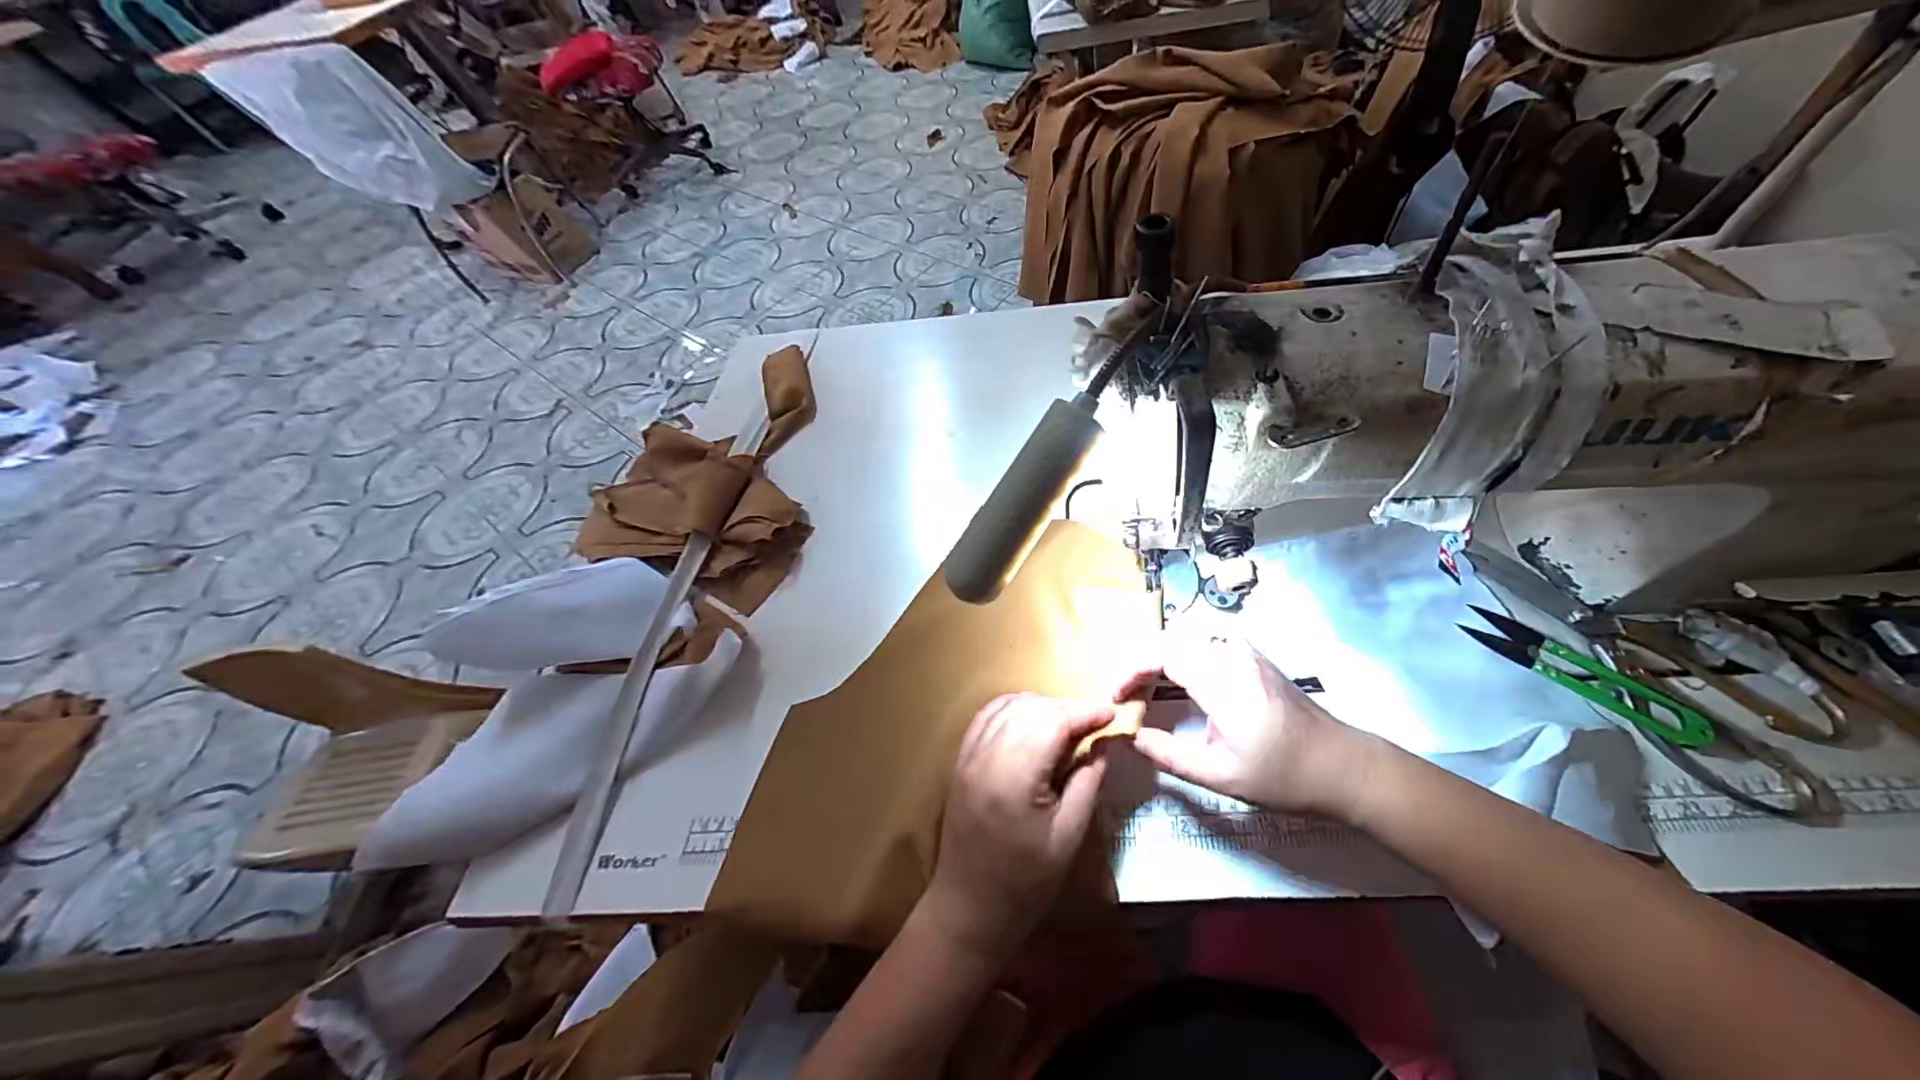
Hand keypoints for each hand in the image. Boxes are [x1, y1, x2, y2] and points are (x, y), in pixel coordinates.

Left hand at [922, 694, 1113, 961]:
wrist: (969, 906)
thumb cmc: (1026, 881)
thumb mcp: (1069, 836)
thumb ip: (1088, 783)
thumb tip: (1103, 745)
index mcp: (1014, 774)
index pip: (1052, 719)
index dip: (1084, 711)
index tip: (1112, 714)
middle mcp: (986, 754)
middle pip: (1030, 707)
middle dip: (1066, 708)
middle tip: (1095, 725)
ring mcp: (968, 754)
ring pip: (1007, 706)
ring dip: (1041, 706)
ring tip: (1068, 726)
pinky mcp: (960, 759)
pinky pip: (988, 716)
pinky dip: (1014, 710)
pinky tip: (1034, 723)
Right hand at [1120, 636, 1373, 819]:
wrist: (1344, 765)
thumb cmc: (1283, 775)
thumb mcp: (1221, 775)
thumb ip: (1170, 755)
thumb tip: (1132, 737)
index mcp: (1223, 681)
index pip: (1162, 654)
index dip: (1131, 670)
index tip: (1115, 696)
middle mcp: (1233, 655)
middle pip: (1171, 639)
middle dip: (1140, 662)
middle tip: (1125, 693)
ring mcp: (1246, 652)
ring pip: (1187, 637)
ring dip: (1160, 656)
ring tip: (1144, 687)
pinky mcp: (1253, 657)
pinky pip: (1205, 643)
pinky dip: (1180, 656)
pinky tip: (1176, 682)